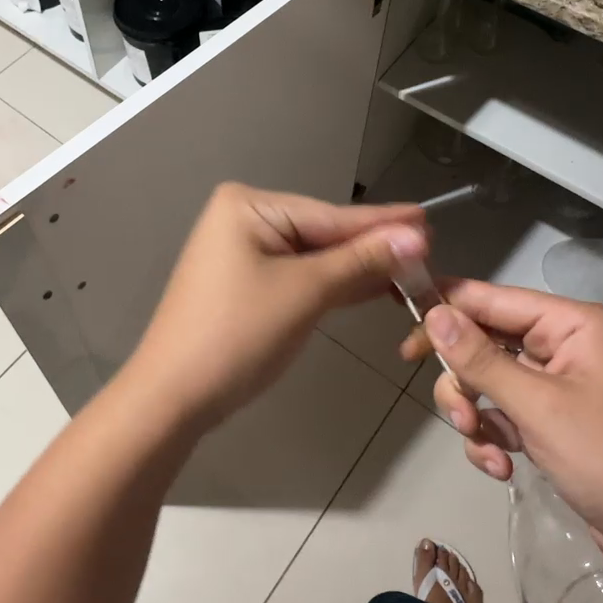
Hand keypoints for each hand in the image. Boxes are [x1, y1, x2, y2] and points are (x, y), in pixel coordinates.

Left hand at [121, 183, 426, 428]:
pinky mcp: (244, 283)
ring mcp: (241, 252)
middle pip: (323, 233)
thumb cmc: (237, 335)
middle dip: (371, 248)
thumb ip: (360, 261)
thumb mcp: (304, 293)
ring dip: (356, 269)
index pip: (330, 215)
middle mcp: (242, 219)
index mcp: (248, 206)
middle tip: (429, 250)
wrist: (173, 396)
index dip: (382, 224)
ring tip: (411, 269)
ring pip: (313, 257)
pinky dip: (331, 285)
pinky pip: (298, 276)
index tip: (429, 220)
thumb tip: (417, 235)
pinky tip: (370, 286)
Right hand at [422, 281, 602, 582]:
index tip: (405, 333)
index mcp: (571, 324)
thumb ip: (480, 358)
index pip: (491, 299)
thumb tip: (432, 312)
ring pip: (488, 381)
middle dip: (464, 381)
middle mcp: (563, 345)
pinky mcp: (554, 421)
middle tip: (455, 413)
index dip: (445, 310)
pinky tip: (502, 466)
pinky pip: (503, 413)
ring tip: (487, 450)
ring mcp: (559, 385)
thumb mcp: (539, 407)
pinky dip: (494, 437)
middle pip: (484, 342)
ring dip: (476, 415)